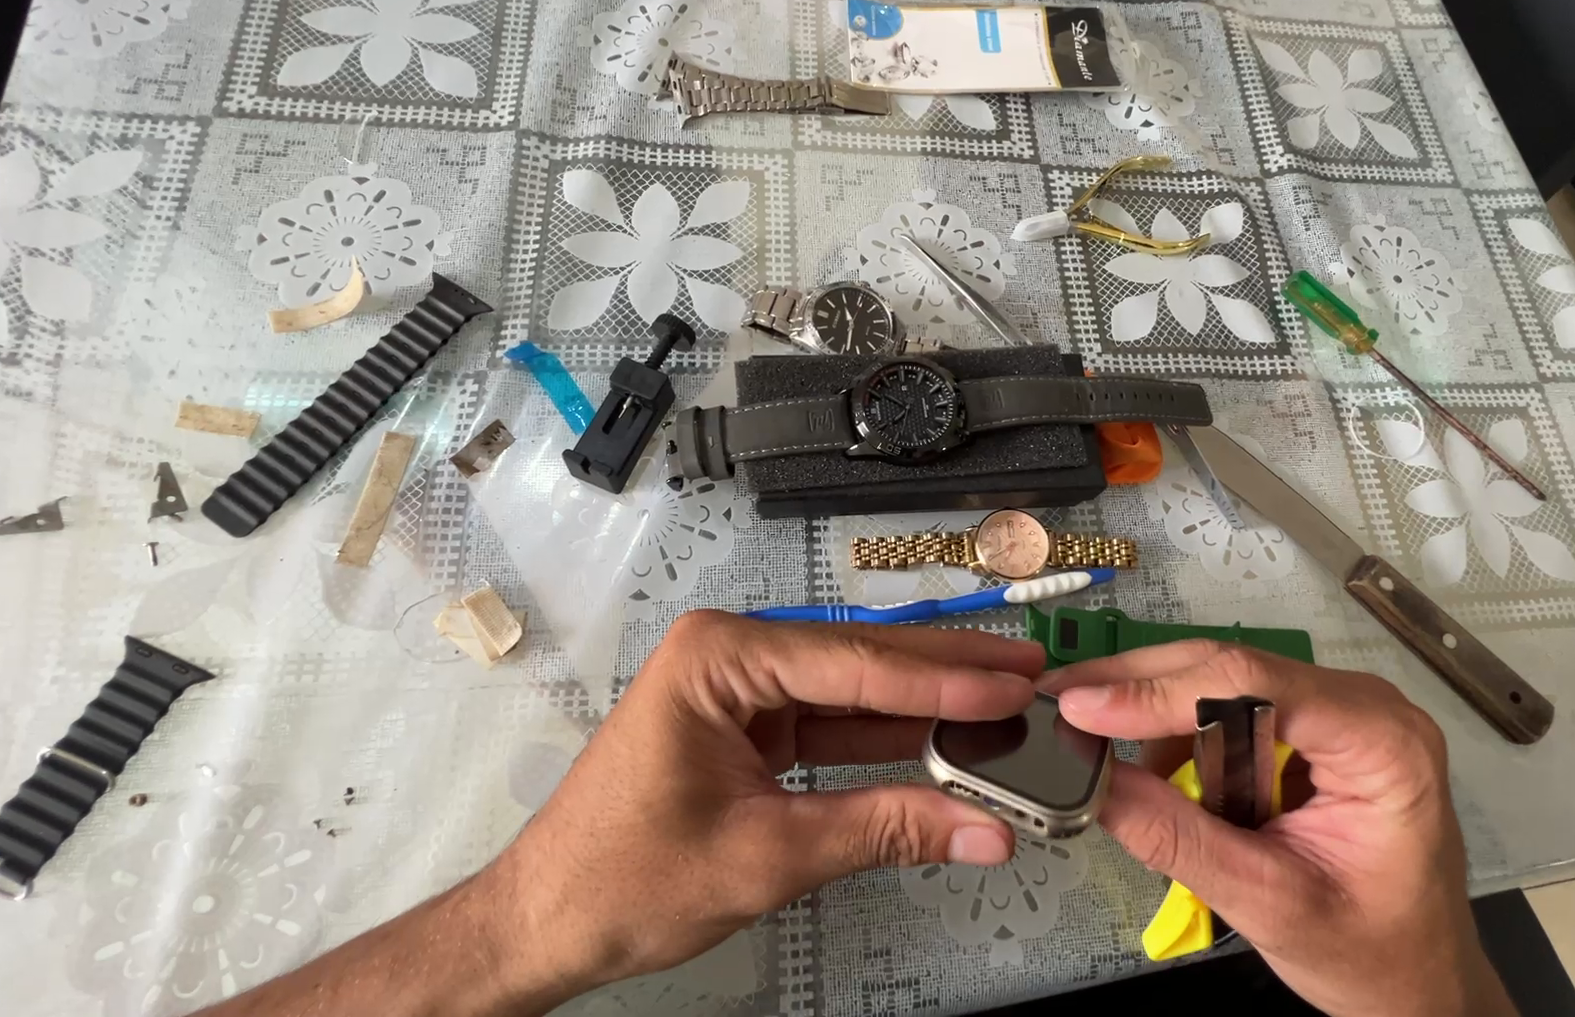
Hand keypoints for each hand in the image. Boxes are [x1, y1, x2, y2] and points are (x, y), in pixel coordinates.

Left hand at [485, 613, 1043, 1003]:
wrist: (547, 921)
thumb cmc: (630, 880)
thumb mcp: (767, 855)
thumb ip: (882, 831)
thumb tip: (987, 833)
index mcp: (721, 657)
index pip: (854, 665)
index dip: (942, 682)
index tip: (1015, 686)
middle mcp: (735, 652)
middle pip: (860, 661)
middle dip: (945, 673)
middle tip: (1026, 671)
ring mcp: (746, 686)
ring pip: (854, 689)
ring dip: (925, 705)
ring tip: (1004, 701)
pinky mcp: (754, 722)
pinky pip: (833, 722)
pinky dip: (888, 738)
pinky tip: (946, 739)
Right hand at [1037, 645, 1516, 1016]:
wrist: (1419, 984)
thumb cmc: (1372, 956)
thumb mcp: (1270, 906)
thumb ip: (1179, 840)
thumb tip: (1095, 779)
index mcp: (1378, 740)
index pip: (1251, 684)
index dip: (1158, 690)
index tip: (1081, 707)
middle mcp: (1355, 702)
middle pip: (1225, 666)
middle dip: (1137, 685)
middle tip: (1060, 696)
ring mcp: (1328, 707)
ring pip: (1214, 677)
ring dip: (1147, 704)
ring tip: (1084, 728)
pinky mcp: (1300, 724)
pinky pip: (1220, 704)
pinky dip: (1170, 728)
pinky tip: (1140, 760)